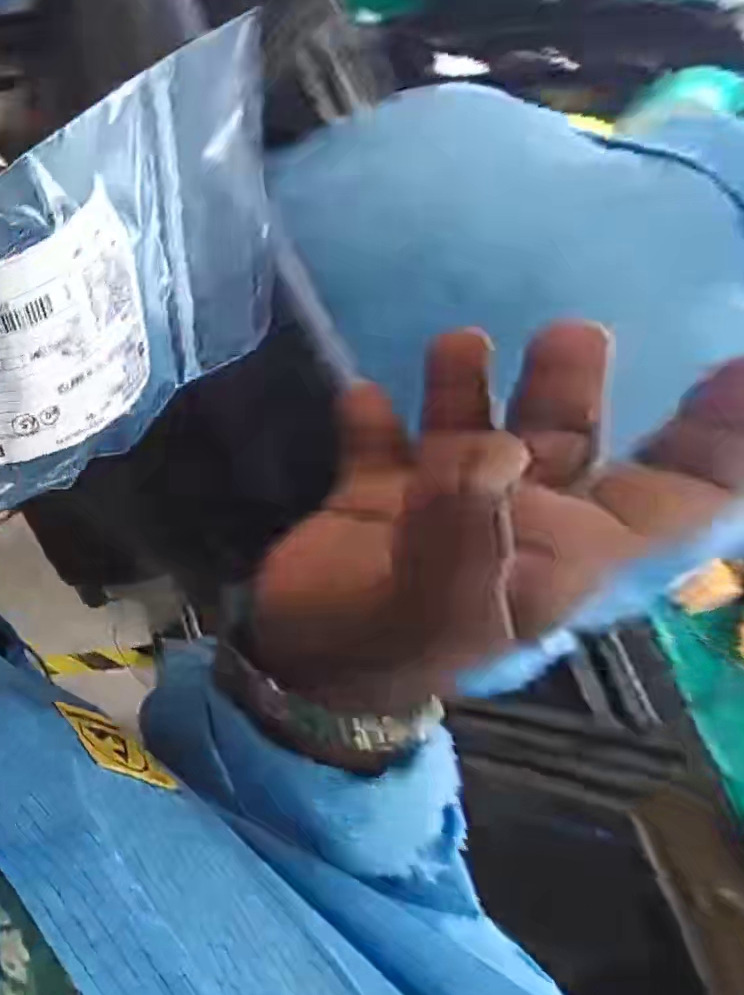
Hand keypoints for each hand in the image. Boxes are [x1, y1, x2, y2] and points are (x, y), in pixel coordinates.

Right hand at [252, 321, 743, 710]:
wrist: (295, 660)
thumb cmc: (381, 647)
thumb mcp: (434, 609)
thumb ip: (464, 533)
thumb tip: (483, 448)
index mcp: (567, 554)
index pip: (682, 493)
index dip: (723, 434)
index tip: (733, 367)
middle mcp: (514, 521)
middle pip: (570, 443)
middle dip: (574, 386)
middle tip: (568, 334)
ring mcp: (432, 508)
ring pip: (469, 435)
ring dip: (465, 390)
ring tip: (455, 343)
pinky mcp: (365, 503)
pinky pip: (376, 452)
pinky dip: (370, 422)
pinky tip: (359, 395)